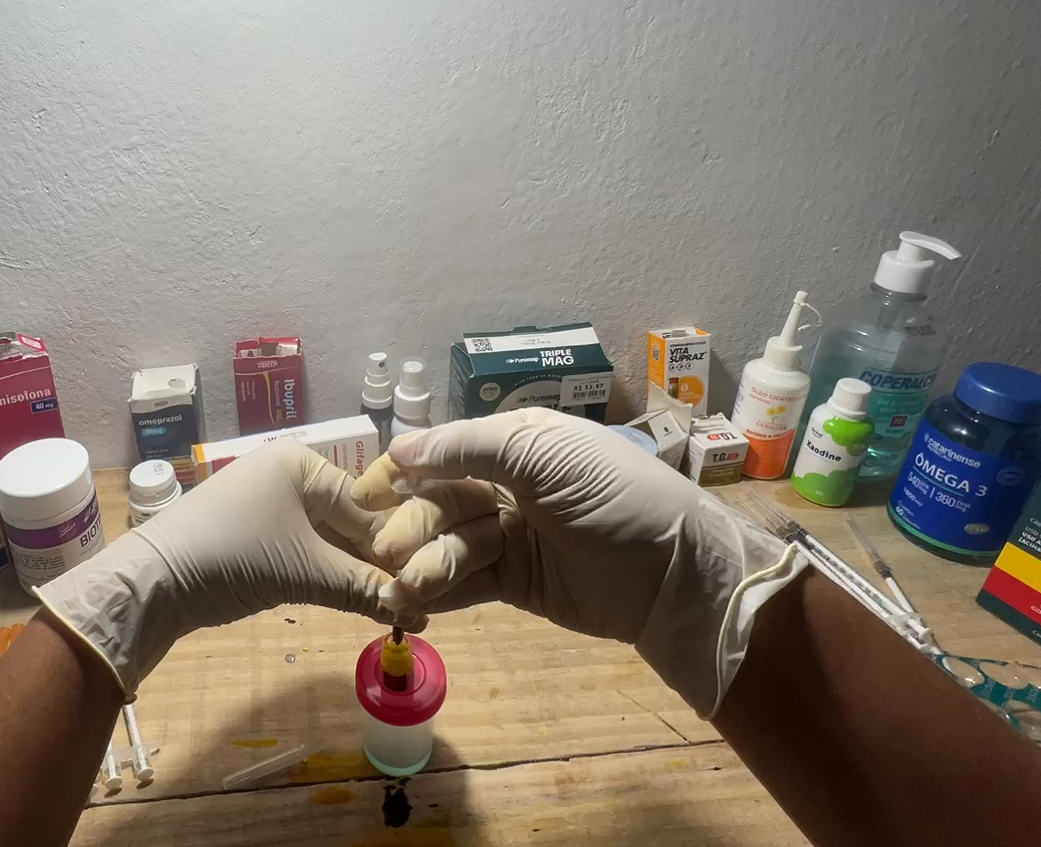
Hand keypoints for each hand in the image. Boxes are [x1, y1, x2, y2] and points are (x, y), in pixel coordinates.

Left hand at [35, 438, 417, 697]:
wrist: (151, 582)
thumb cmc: (233, 557)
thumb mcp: (304, 572)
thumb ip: (363, 589)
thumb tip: (422, 615)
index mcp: (301, 462)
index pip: (365, 507)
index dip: (394, 549)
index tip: (425, 585)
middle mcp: (286, 470)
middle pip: (345, 519)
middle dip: (372, 561)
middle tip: (410, 600)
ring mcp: (266, 498)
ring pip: (324, 535)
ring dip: (348, 570)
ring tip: (386, 603)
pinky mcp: (251, 527)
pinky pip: (300, 544)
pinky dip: (320, 570)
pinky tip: (347, 596)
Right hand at [352, 408, 804, 715]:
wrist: (677, 576)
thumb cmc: (612, 495)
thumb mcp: (543, 453)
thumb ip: (468, 448)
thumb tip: (399, 447)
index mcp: (512, 442)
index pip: (443, 449)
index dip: (403, 469)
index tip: (364, 491)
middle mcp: (504, 484)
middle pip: (439, 500)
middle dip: (412, 522)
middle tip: (384, 548)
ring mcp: (507, 535)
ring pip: (447, 542)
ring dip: (422, 561)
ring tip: (400, 584)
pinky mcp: (513, 582)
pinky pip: (465, 580)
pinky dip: (437, 588)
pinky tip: (411, 597)